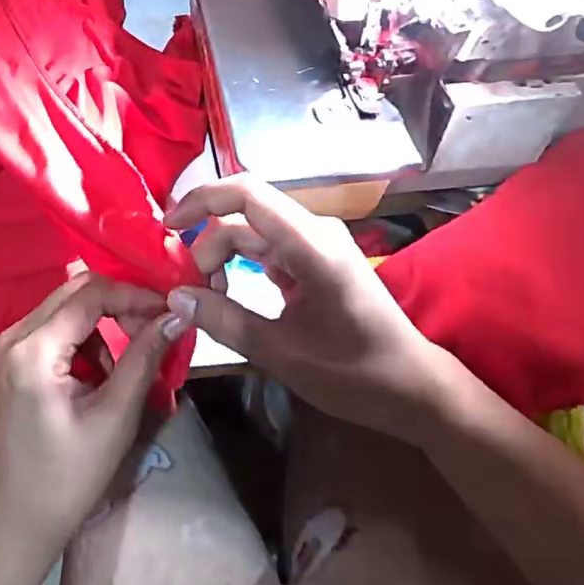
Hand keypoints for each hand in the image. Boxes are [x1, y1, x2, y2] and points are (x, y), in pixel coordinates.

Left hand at [0, 273, 183, 557]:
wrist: (18, 521)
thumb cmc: (67, 476)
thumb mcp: (115, 416)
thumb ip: (144, 358)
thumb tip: (177, 314)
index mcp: (33, 349)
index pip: (90, 294)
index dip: (134, 294)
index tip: (170, 308)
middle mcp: (15, 334)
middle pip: (77, 291)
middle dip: (122, 302)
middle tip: (157, 325)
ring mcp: (10, 343)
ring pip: (69, 305)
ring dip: (106, 321)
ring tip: (135, 354)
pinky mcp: (15, 356)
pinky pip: (59, 325)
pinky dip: (88, 336)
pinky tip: (105, 369)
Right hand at [163, 175, 471, 445]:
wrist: (414, 389)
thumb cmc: (356, 374)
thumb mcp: (282, 353)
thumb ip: (224, 320)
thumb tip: (175, 298)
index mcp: (312, 245)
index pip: (247, 194)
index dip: (202, 200)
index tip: (168, 227)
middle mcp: (314, 232)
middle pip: (244, 216)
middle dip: (207, 244)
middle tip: (186, 288)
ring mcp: (316, 244)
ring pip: (252, 233)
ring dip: (222, 258)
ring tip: (206, 297)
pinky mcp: (314, 260)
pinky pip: (266, 250)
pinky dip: (240, 266)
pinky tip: (226, 294)